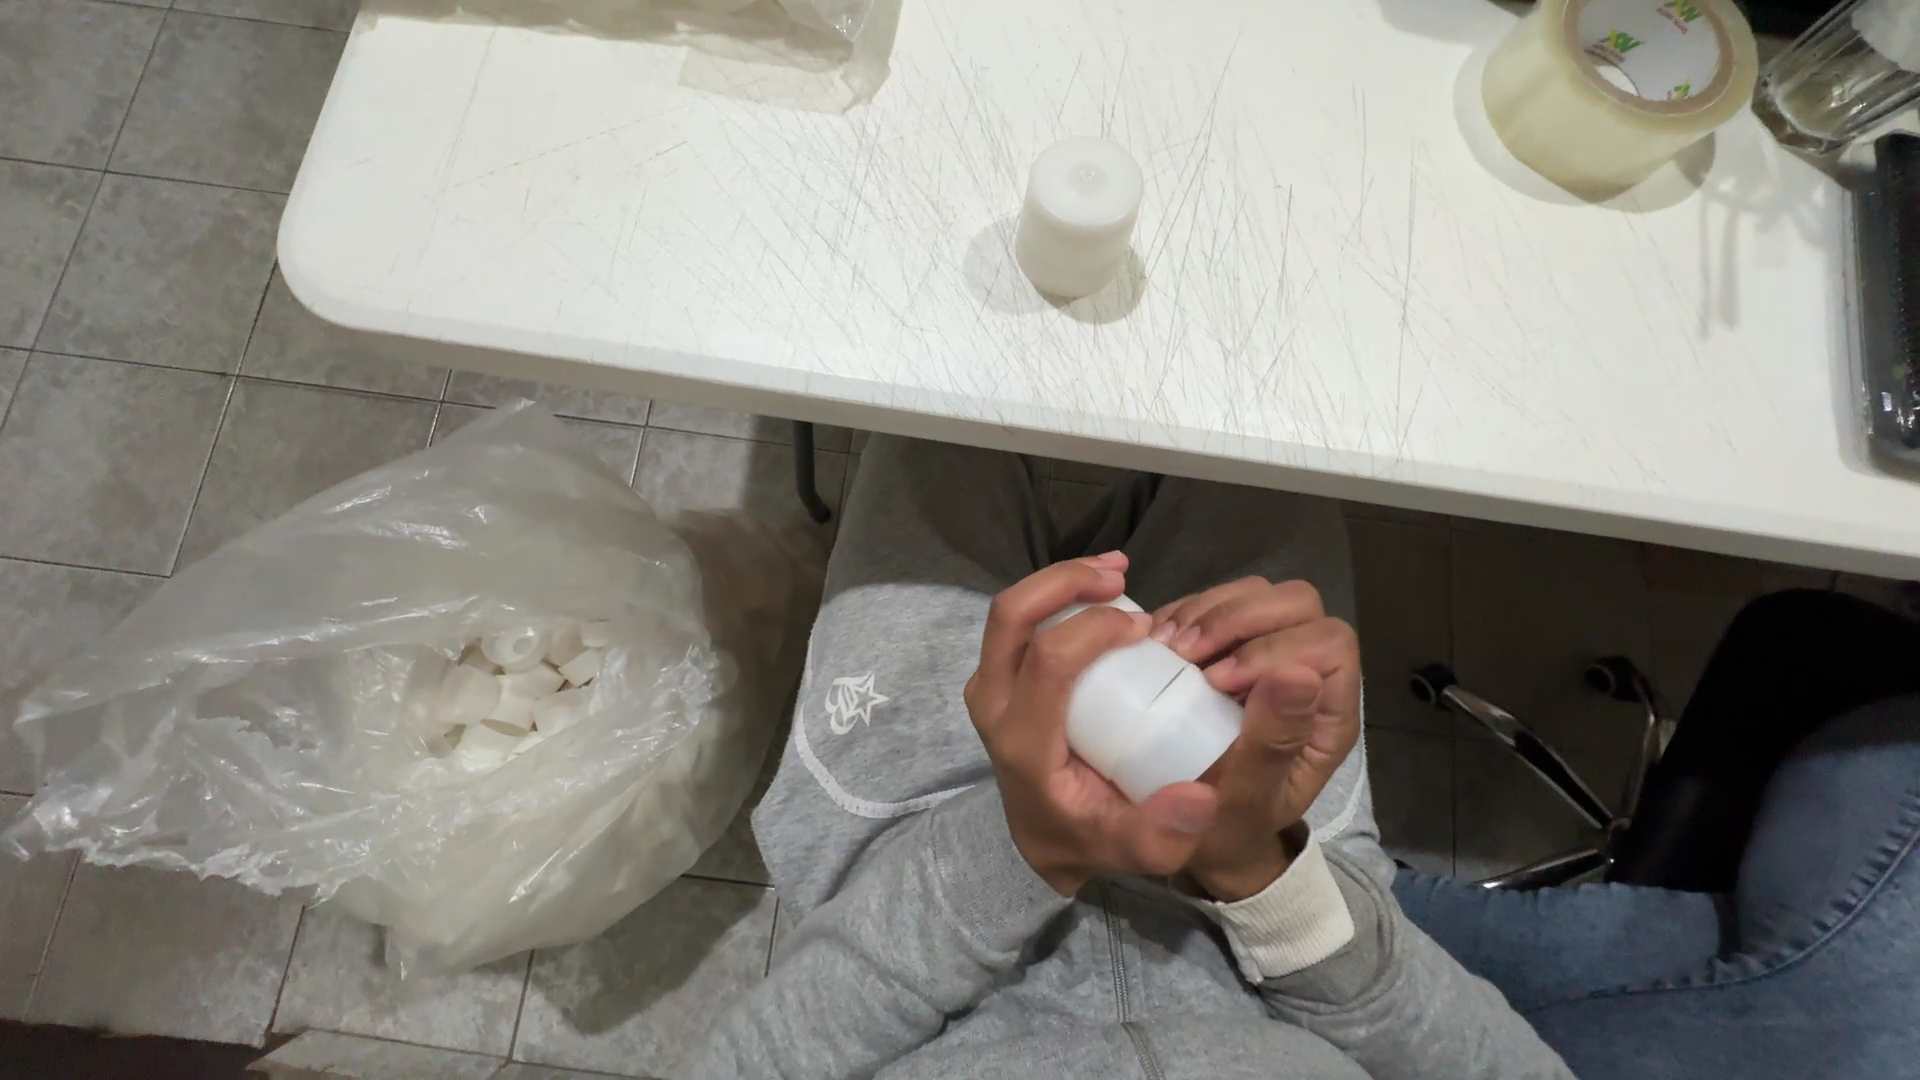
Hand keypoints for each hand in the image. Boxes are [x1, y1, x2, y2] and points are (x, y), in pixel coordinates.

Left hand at [964, 552, 1220, 895]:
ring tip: (1116, 570)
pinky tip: (1099, 585)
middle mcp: (993, 704)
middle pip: (1011, 615)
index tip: (1144, 627)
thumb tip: (1198, 793)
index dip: (1095, 629)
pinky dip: (1055, 592)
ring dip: (1060, 579)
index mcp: (1023, 742)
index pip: (1048, 662)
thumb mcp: (1131, 848)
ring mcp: (988, 685)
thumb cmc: (1086, 835)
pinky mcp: (995, 674)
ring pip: (1010, 610)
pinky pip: (1017, 619)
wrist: (1040, 836)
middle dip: (1065, 581)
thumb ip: (1163, 833)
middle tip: (1121, 574)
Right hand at [1149, 578, 1361, 901]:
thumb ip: (1273, 741)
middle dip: (1236, 618)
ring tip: (1165, 647)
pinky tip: (1155, 641)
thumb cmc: (1224, 822)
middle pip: (1297, 603)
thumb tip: (1300, 676)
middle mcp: (1305, 673)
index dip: (1274, 649)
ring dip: (1206, 610)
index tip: (1216, 680)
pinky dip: (1182, 612)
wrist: (1188, 829)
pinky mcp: (1224, 644)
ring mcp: (1263, 650)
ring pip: (1255, 591)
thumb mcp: (1247, 796)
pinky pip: (1214, 600)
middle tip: (1185, 654)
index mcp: (1326, 713)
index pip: (1329, 644)